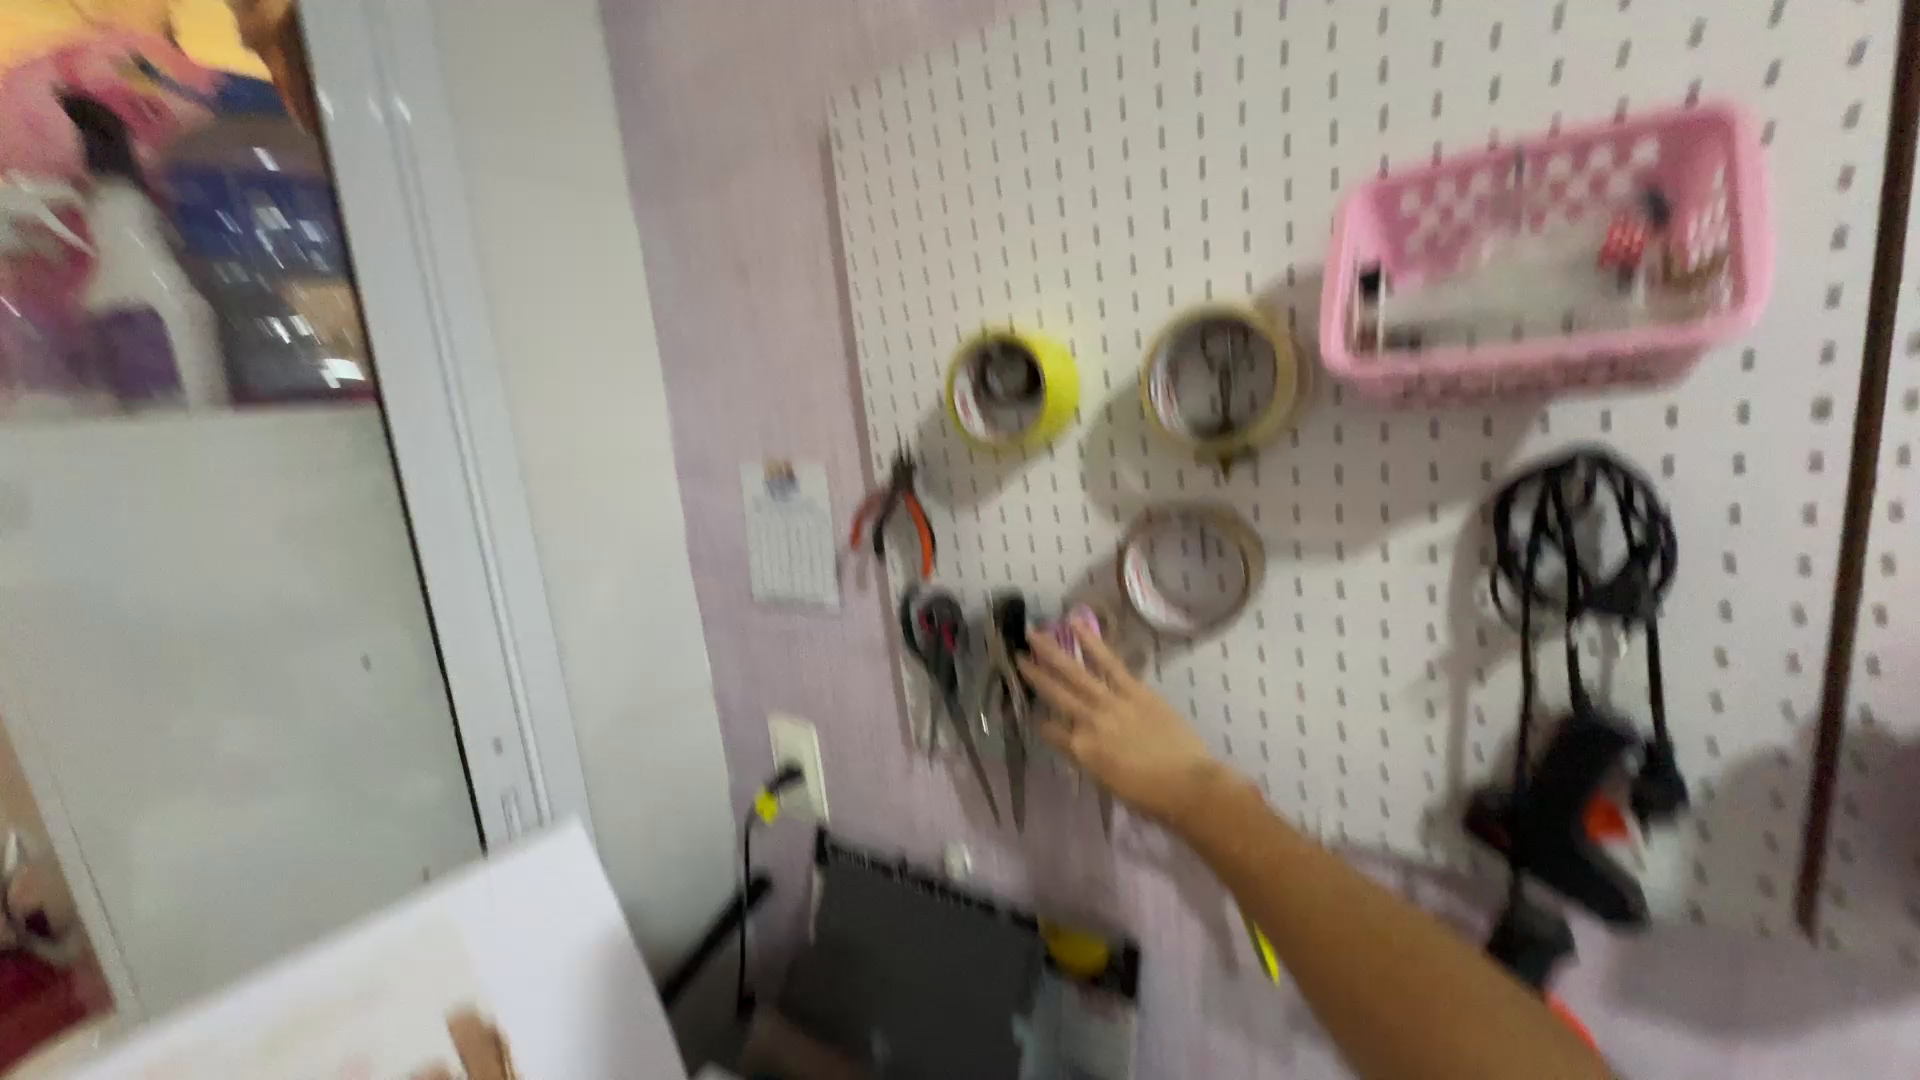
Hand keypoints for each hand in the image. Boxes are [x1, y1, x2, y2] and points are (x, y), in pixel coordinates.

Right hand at [1018, 624, 1227, 825]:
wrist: (1187, 786)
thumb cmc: (1148, 796)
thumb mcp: (1107, 783)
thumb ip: (1089, 758)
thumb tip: (1082, 742)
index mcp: (1080, 751)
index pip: (1051, 732)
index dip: (1041, 722)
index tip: (1035, 712)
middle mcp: (1088, 722)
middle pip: (1055, 694)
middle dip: (1034, 674)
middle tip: (1017, 656)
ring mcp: (1110, 703)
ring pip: (1074, 673)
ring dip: (1052, 652)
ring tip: (1034, 634)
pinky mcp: (1134, 690)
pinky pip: (1108, 662)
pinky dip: (1091, 642)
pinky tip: (1076, 625)